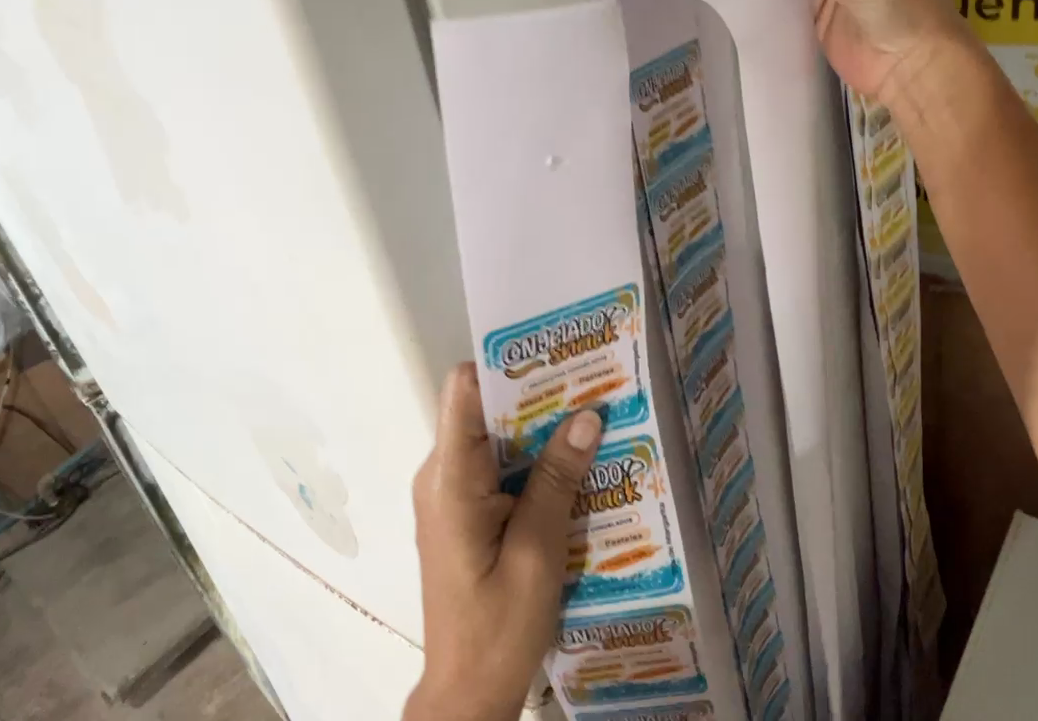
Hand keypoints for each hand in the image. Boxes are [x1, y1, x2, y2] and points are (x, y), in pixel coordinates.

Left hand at [404, 364, 600, 720]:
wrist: (467, 691)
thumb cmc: (497, 626)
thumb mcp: (538, 553)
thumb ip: (558, 480)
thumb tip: (586, 415)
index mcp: (450, 479)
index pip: (463, 391)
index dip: (506, 364)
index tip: (556, 352)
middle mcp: (441, 476)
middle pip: (483, 409)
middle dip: (537, 393)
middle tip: (594, 381)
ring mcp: (450, 495)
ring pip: (495, 438)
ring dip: (541, 428)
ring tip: (596, 415)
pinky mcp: (463, 513)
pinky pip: (497, 467)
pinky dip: (533, 459)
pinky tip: (577, 463)